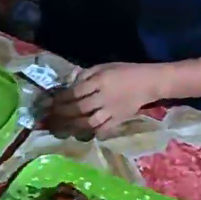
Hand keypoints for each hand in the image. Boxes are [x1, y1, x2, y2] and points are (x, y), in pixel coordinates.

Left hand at [46, 62, 164, 136]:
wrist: (148, 83)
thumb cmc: (125, 72)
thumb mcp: (104, 66)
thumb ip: (86, 74)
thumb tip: (69, 84)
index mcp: (100, 81)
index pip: (76, 92)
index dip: (61, 98)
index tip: (51, 102)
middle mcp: (104, 97)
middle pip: (79, 108)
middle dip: (63, 113)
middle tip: (52, 116)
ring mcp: (111, 111)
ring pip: (89, 122)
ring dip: (73, 125)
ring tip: (63, 127)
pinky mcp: (119, 120)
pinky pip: (103, 129)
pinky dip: (92, 132)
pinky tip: (83, 133)